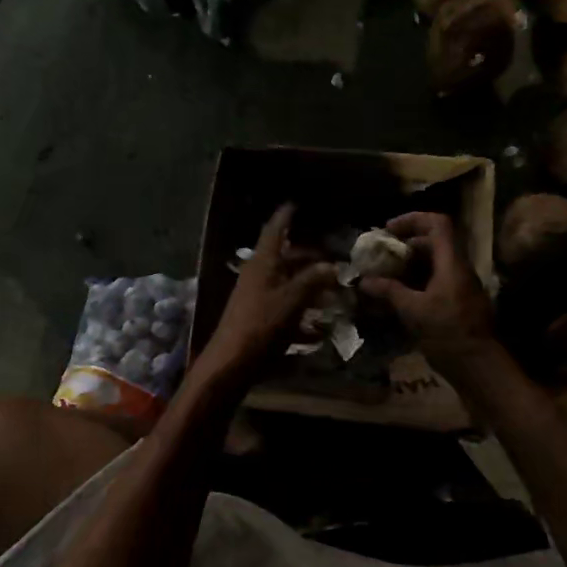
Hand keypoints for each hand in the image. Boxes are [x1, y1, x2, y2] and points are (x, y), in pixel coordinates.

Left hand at [197, 204, 336, 383]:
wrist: (231, 363)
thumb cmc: (261, 324)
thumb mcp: (292, 299)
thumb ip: (313, 279)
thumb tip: (331, 265)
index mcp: (262, 264)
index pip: (274, 231)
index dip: (285, 217)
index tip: (295, 203)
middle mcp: (258, 277)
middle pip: (285, 260)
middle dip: (309, 259)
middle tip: (333, 261)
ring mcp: (256, 299)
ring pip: (287, 286)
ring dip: (309, 290)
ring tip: (334, 295)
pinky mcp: (258, 321)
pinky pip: (284, 313)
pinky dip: (301, 319)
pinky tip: (319, 333)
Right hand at [358, 212, 496, 370]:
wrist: (477, 365)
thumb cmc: (447, 333)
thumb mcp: (413, 311)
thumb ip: (389, 291)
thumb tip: (364, 281)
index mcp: (452, 264)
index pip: (438, 224)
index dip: (413, 219)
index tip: (388, 230)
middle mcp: (458, 269)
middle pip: (433, 243)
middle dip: (404, 246)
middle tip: (380, 257)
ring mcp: (459, 287)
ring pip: (432, 264)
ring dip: (408, 266)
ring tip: (383, 276)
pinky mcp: (456, 303)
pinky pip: (434, 282)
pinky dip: (415, 283)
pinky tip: (396, 297)